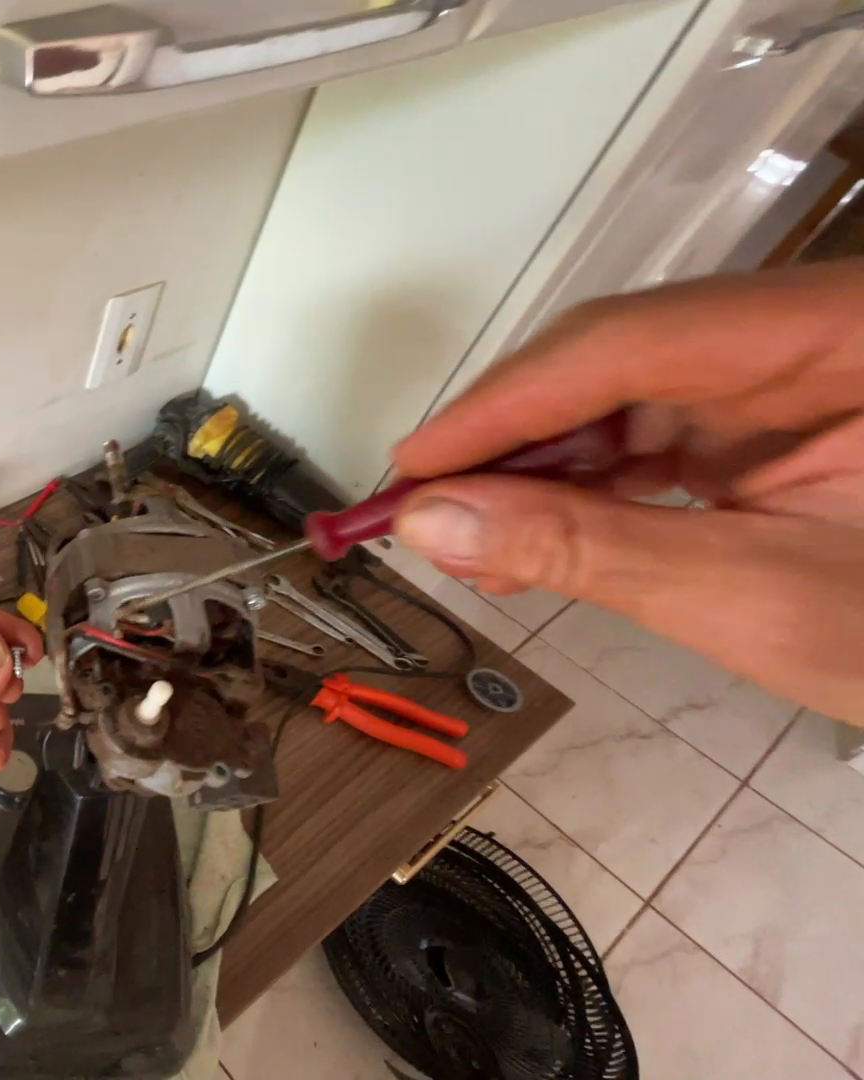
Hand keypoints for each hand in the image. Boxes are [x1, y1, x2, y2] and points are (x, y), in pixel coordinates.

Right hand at [390, 258, 863, 722]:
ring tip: (470, 533)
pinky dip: (581, 482)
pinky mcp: (792, 410)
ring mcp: (813, 368)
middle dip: (508, 440)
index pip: (637, 341)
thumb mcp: (759, 598)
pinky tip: (533, 526)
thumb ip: (580, 549)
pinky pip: (654, 426)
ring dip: (533, 466)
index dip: (502, 404)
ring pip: (622, 391)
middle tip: (424, 508)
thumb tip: (423, 522)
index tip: (410, 468)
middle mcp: (832, 328)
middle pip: (618, 356)